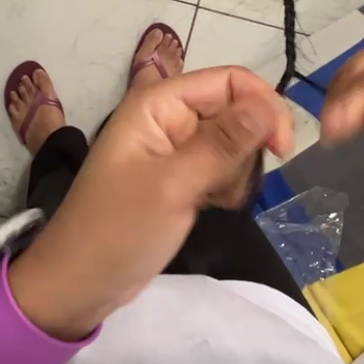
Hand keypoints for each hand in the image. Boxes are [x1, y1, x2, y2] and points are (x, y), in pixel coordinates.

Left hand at [8, 67, 294, 339]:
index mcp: (158, 103)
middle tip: (227, 187)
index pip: (228, 81)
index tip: (282, 149)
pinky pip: (222, 168)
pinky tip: (212, 207)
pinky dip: (226, 187)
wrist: (81, 283)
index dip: (262, 105)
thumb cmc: (118, 229)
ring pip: (234, 142)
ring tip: (213, 200)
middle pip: (235, 110)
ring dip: (237, 172)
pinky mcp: (181, 177)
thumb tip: (268, 105)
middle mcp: (167, 117)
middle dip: (246, 147)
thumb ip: (222, 144)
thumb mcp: (174, 185)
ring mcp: (174, 149)